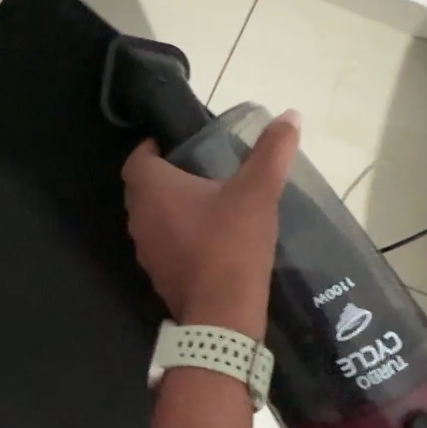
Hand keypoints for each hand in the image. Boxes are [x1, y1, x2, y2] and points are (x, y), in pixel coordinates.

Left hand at [120, 109, 300, 338]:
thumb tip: (290, 116)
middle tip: (192, 170)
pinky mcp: (156, 274)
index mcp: (152, 191)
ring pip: (149, 218)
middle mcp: (139, 218)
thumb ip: (272, 152)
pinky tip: (203, 237)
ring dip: (167, 208)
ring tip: (201, 201)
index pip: (136, 161)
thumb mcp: (258, 191)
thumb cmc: (232, 242)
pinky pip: (160, 244)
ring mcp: (145, 249)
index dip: (149, 149)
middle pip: (140, 189)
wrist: (221, 311)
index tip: (171, 145)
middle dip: (160, 177)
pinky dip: (174, 235)